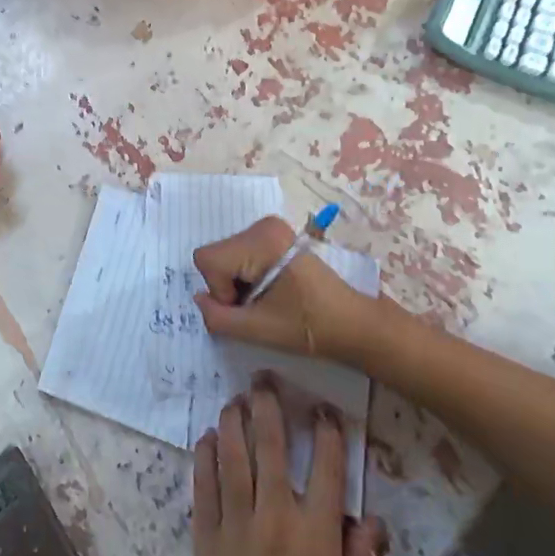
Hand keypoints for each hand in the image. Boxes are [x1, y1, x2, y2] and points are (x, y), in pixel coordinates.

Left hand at [191, 379, 384, 555]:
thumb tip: (373, 519)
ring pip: (233, 460)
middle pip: (271, 451)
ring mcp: (235, 525)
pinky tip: (206, 438)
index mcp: (318, 540)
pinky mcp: (205, 537)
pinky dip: (203, 459)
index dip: (329, 435)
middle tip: (264, 378)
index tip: (326, 408)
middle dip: (269, 410)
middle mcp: (275, 521)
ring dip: (233, 424)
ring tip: (234, 398)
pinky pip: (202, 487)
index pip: (327, 473)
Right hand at [192, 216, 361, 356]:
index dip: (219, 289)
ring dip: (235, 283)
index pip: (208, 260)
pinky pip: (239, 254)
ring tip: (266, 301)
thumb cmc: (310, 327)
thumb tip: (200, 299)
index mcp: (262, 241)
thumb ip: (217, 317)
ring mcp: (269, 228)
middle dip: (227, 286)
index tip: (248, 307)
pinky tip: (269, 291)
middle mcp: (263, 225)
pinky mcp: (274, 236)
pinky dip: (245, 276)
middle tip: (257, 307)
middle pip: (216, 256)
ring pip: (225, 256)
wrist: (354, 324)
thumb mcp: (258, 330)